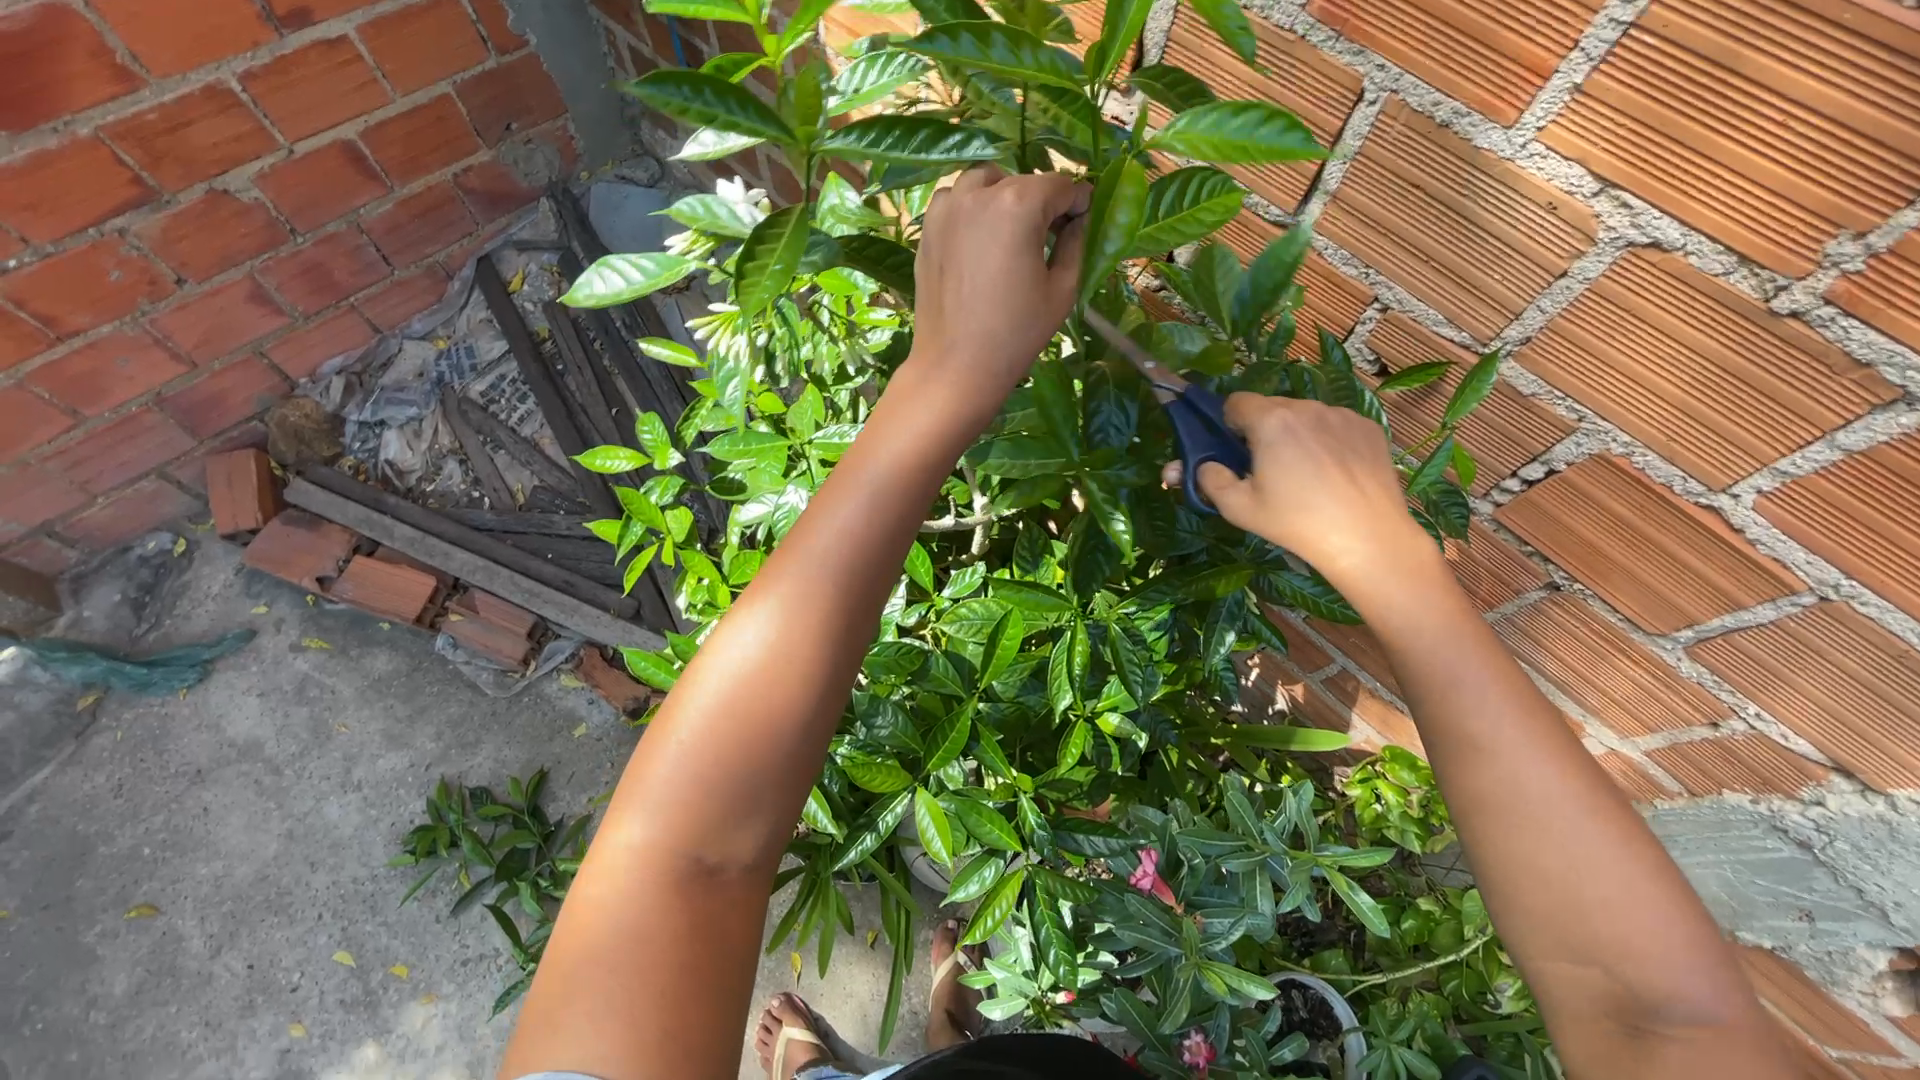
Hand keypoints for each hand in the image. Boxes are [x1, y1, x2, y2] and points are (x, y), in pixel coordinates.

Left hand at [899, 165, 1090, 429]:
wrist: (955, 366)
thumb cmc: (1015, 333)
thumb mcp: (1062, 289)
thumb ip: (1076, 242)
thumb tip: (1079, 219)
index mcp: (1018, 204)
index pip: (1060, 185)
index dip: (1077, 203)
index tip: (1082, 222)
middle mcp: (978, 194)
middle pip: (1022, 180)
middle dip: (1041, 202)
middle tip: (1049, 237)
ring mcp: (946, 209)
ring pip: (984, 182)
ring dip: (1003, 196)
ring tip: (1012, 233)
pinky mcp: (927, 228)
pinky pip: (954, 201)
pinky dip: (971, 209)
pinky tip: (980, 241)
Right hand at [1179, 393, 1437, 592]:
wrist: (1366, 537)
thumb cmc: (1295, 522)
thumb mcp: (1239, 508)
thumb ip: (1210, 480)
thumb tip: (1205, 465)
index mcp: (1271, 421)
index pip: (1236, 401)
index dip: (1230, 424)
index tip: (1236, 451)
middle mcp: (1307, 407)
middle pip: (1272, 407)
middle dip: (1263, 430)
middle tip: (1268, 468)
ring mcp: (1342, 415)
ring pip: (1305, 415)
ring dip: (1296, 434)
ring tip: (1305, 473)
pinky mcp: (1368, 427)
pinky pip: (1335, 425)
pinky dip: (1328, 441)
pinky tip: (1334, 474)